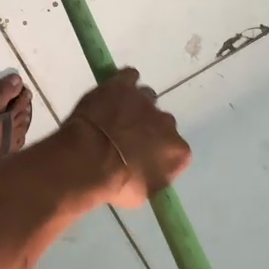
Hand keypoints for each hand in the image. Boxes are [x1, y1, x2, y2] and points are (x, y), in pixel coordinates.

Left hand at [64, 67, 190, 206]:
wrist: (90, 158)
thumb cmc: (117, 184)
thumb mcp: (144, 193)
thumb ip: (154, 175)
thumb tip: (149, 169)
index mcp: (178, 151)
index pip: (175, 149)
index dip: (159, 151)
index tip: (144, 155)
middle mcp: (167, 123)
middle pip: (161, 121)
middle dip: (148, 126)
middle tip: (127, 135)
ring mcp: (145, 100)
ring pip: (146, 97)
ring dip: (135, 104)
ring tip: (117, 113)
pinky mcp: (123, 84)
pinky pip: (129, 76)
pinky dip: (124, 81)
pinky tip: (115, 89)